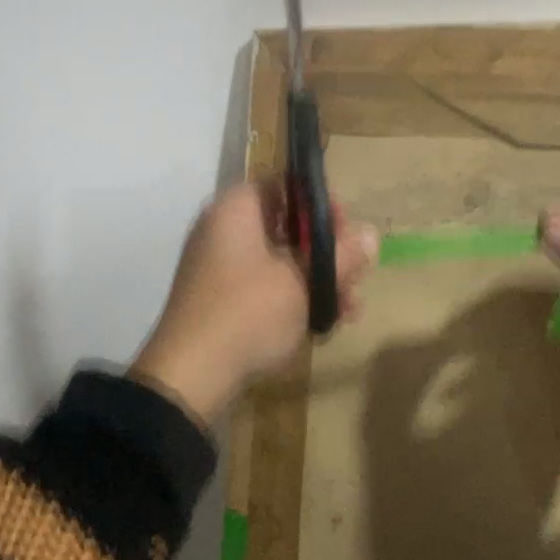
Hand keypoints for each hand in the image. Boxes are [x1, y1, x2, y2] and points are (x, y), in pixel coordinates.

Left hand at [132, 179, 379, 422]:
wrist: (189, 374)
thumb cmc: (249, 314)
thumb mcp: (304, 283)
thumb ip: (341, 255)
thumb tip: (370, 233)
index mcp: (236, 210)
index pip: (285, 185)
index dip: (321, 204)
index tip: (348, 232)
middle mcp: (222, 229)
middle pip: (286, 227)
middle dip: (326, 252)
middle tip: (357, 277)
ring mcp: (218, 267)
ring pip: (279, 262)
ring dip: (316, 281)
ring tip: (350, 310)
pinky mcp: (219, 300)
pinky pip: (262, 288)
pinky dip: (292, 300)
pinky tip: (323, 325)